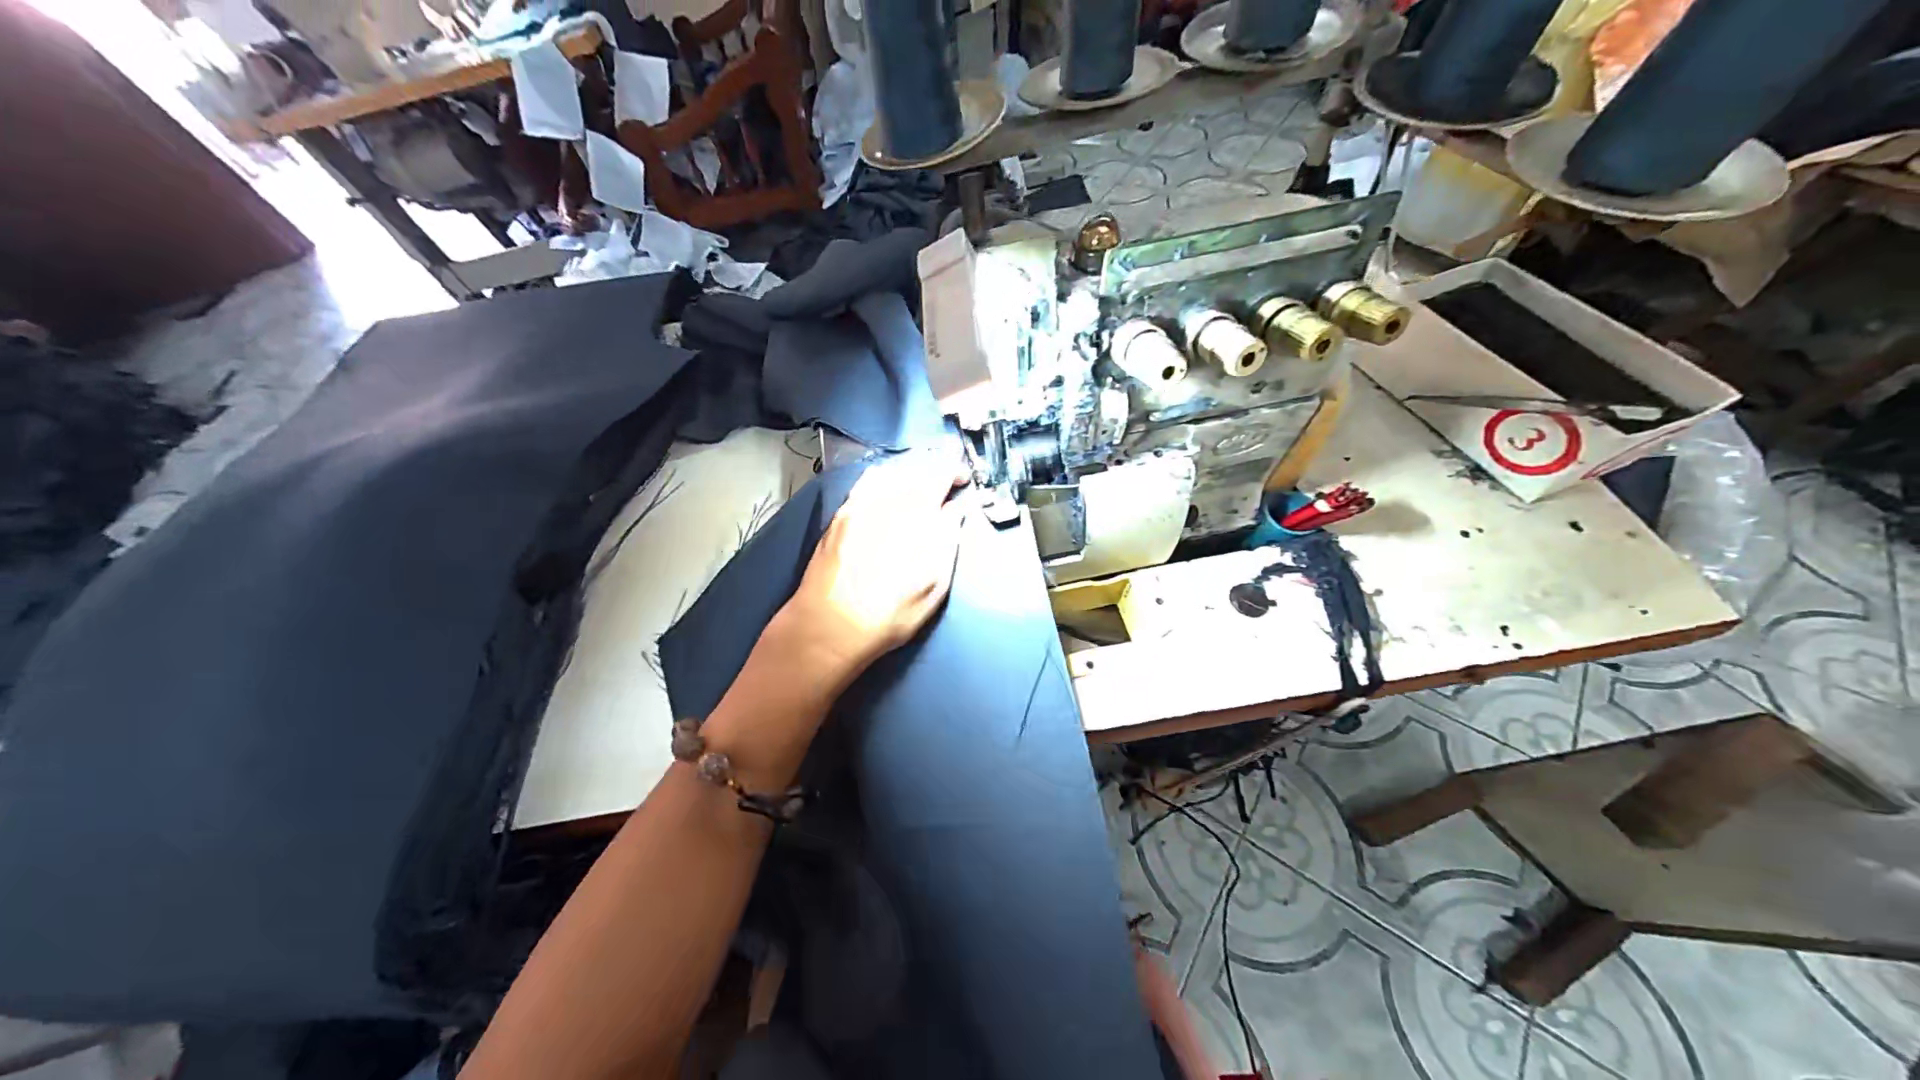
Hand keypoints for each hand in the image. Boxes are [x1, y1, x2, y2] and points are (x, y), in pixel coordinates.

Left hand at [766, 451, 970, 689]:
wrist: (829, 626)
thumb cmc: (888, 613)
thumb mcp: (934, 584)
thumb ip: (949, 540)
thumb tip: (955, 511)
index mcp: (914, 514)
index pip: (939, 475)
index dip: (954, 471)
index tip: (962, 479)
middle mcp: (884, 500)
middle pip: (915, 471)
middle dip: (934, 473)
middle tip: (945, 485)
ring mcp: (858, 505)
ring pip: (889, 473)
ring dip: (909, 474)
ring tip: (920, 488)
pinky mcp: (839, 515)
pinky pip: (864, 483)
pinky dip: (882, 479)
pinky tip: (886, 490)